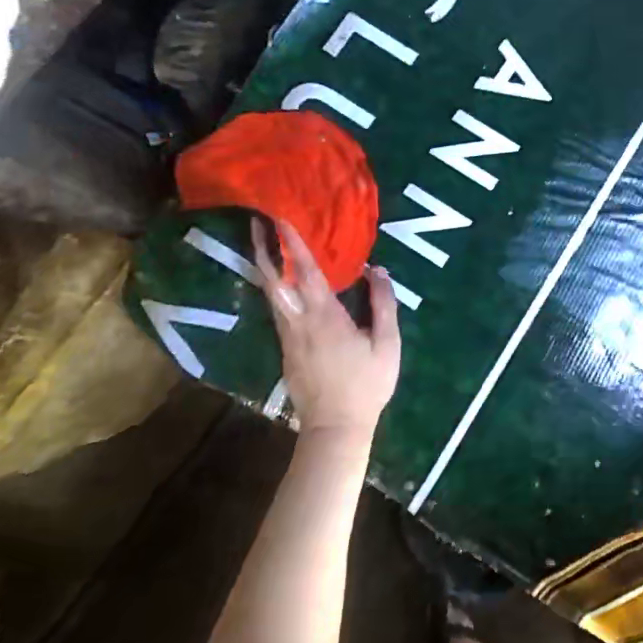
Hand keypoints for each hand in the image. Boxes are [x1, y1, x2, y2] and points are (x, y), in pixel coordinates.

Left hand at [252, 218, 400, 442]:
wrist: (335, 427)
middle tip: (255, 222)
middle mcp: (298, 320)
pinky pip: (277, 308)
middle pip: (273, 278)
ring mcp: (288, 335)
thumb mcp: (387, 345)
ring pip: (270, 293)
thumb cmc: (366, 385)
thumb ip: (383, 304)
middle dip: (263, 248)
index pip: (304, 270)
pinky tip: (279, 282)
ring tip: (263, 243)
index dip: (293, 242)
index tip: (281, 216)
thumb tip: (376, 270)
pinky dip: (274, 287)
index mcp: (324, 315)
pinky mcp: (286, 348)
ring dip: (265, 265)